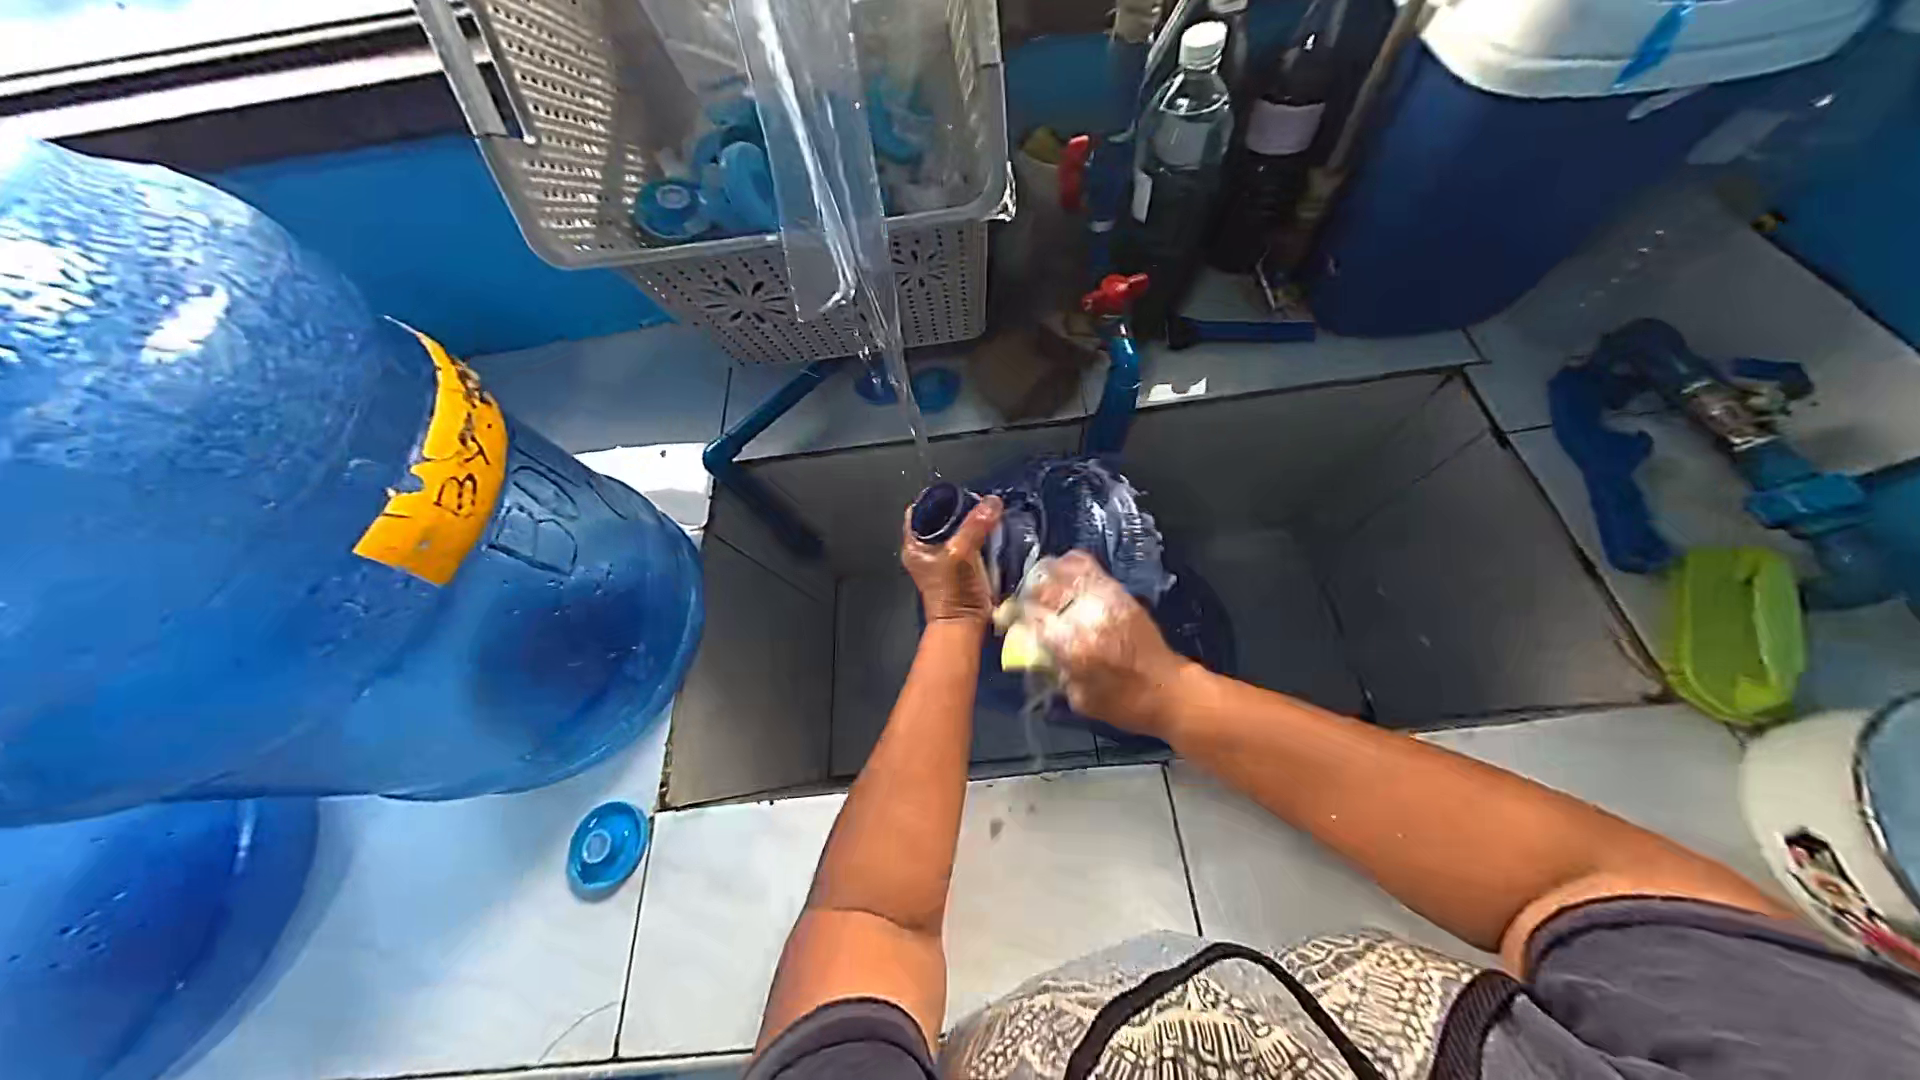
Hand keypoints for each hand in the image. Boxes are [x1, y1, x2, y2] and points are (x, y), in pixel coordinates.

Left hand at [901, 495, 1003, 627]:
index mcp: (914, 545)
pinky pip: (969, 545)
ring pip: (956, 532)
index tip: (957, 494)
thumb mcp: (961, 552)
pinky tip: (991, 533)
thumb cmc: (954, 593)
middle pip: (942, 519)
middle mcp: (924, 551)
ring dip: (971, 525)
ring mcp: (942, 560)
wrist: (964, 624)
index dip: (938, 499)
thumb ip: (975, 526)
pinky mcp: (959, 569)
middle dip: (960, 511)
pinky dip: (979, 538)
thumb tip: (991, 502)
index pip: (921, 510)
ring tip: (986, 516)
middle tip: (977, 504)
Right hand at [1020, 552, 1197, 737]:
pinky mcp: (1119, 593)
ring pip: (1064, 569)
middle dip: (1028, 593)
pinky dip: (1071, 567)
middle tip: (1025, 603)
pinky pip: (1088, 567)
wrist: (1170, 692)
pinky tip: (1064, 578)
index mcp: (1072, 644)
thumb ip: (1054, 671)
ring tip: (1042, 586)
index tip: (1008, 618)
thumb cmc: (1124, 704)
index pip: (1030, 615)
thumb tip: (1035, 651)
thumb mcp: (1079, 698)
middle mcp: (1086, 614)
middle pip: (1043, 586)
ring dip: (1047, 576)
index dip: (1014, 614)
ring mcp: (1104, 599)